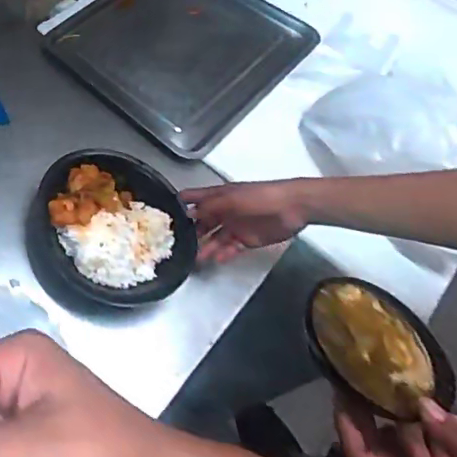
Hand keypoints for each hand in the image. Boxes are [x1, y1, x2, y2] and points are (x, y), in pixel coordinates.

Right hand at [181, 182, 309, 262]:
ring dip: (205, 246)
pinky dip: (224, 253)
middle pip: (200, 222)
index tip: (163, 215)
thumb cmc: (259, 197)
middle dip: (190, 231)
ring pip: (214, 238)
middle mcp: (221, 211)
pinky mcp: (247, 240)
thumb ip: (209, 207)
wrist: (293, 207)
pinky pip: (231, 248)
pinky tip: (216, 259)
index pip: (191, 198)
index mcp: (215, 196)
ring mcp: (233, 226)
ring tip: (195, 258)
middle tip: (176, 244)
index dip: (178, 204)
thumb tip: (188, 214)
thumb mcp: (231, 198)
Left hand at [335, 392, 456, 456]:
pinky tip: (448, 419)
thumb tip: (423, 401)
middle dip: (380, 418)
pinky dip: (441, 441)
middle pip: (385, 450)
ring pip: (413, 452)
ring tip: (415, 395)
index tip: (342, 392)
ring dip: (413, 426)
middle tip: (375, 381)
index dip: (348, 425)